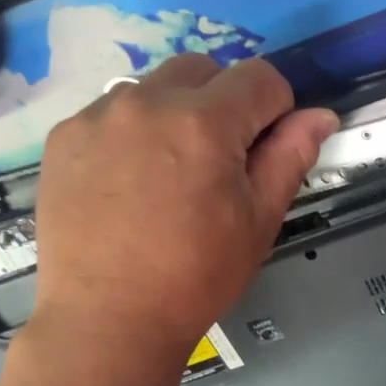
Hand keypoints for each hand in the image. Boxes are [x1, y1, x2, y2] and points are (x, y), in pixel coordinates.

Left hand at [31, 54, 337, 358]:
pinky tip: (135, 184)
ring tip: (175, 174)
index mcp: (204, 123)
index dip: (278, 109)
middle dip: (226, 102)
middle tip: (225, 161)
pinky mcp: (65, 136)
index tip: (270, 147)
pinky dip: (135, 132)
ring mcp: (98, 116)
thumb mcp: (260, 220)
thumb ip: (291, 157)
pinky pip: (113, 112)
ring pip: (155, 87)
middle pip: (205, 69)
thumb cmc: (199, 274)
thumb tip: (321, 116)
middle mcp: (147, 102)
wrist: (110, 315)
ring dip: (178, 113)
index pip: (261, 78)